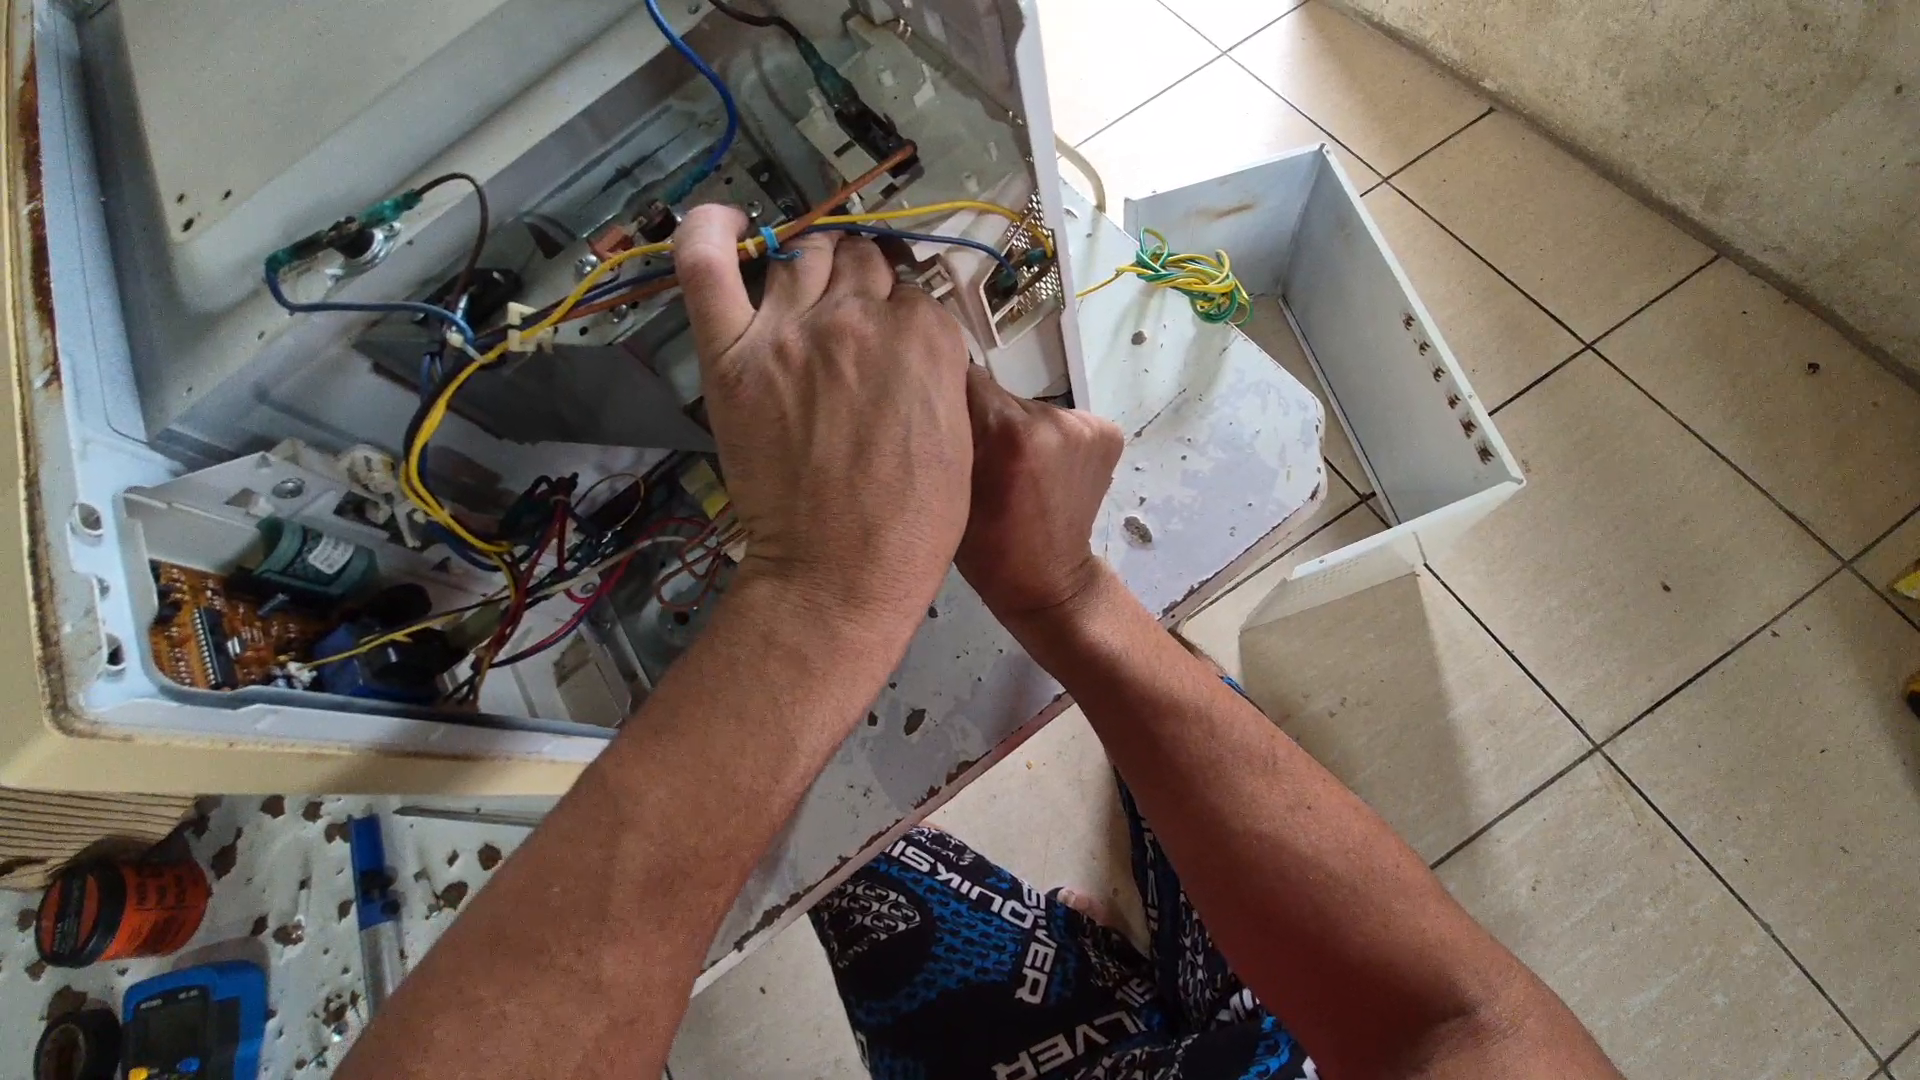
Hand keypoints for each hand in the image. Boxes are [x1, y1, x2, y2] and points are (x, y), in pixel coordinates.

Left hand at [673, 206, 973, 630]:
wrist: (841, 569)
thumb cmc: (915, 522)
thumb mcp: (958, 438)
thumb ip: (940, 374)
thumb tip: (916, 346)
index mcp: (926, 336)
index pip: (912, 294)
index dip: (904, 320)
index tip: (894, 349)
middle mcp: (859, 316)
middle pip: (860, 261)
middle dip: (864, 285)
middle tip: (856, 326)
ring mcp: (790, 329)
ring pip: (804, 254)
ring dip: (814, 266)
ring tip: (810, 297)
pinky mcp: (732, 353)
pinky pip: (705, 264)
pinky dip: (707, 230)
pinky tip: (723, 220)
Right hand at [956, 364, 1123, 622]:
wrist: (1049, 581)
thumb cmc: (986, 547)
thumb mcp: (950, 492)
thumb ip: (948, 439)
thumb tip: (938, 387)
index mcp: (1009, 433)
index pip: (968, 379)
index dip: (952, 396)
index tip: (945, 417)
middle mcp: (1053, 420)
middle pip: (1002, 396)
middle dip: (986, 419)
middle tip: (983, 459)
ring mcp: (1087, 426)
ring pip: (1030, 409)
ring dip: (1018, 429)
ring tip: (1014, 469)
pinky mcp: (1107, 433)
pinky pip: (1060, 421)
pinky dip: (1049, 438)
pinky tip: (1044, 471)